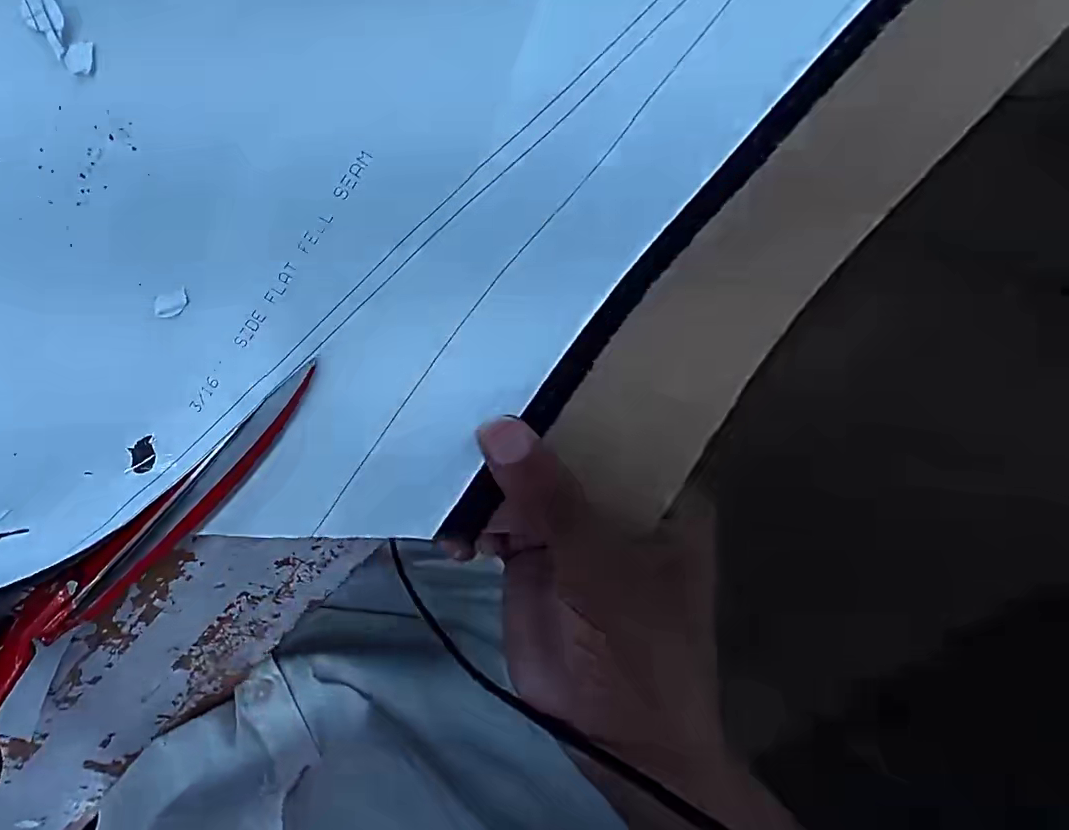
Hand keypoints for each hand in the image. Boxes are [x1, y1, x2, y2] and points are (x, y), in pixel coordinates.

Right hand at [453, 417, 796, 828]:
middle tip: (455, 408)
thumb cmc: (634, 649)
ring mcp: (565, 527)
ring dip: (478, 483)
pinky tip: (453, 541)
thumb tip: (498, 425)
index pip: (613, 425)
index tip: (514, 363)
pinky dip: (465, 523)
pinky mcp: (526, 550)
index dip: (567, 395)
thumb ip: (548, 498)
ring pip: (515, 481)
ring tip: (443, 481)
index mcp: (655, 494)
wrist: (611, 735)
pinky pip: (488, 517)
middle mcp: (609, 501)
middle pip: (552, 449)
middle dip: (507, 437)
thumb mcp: (596, 567)